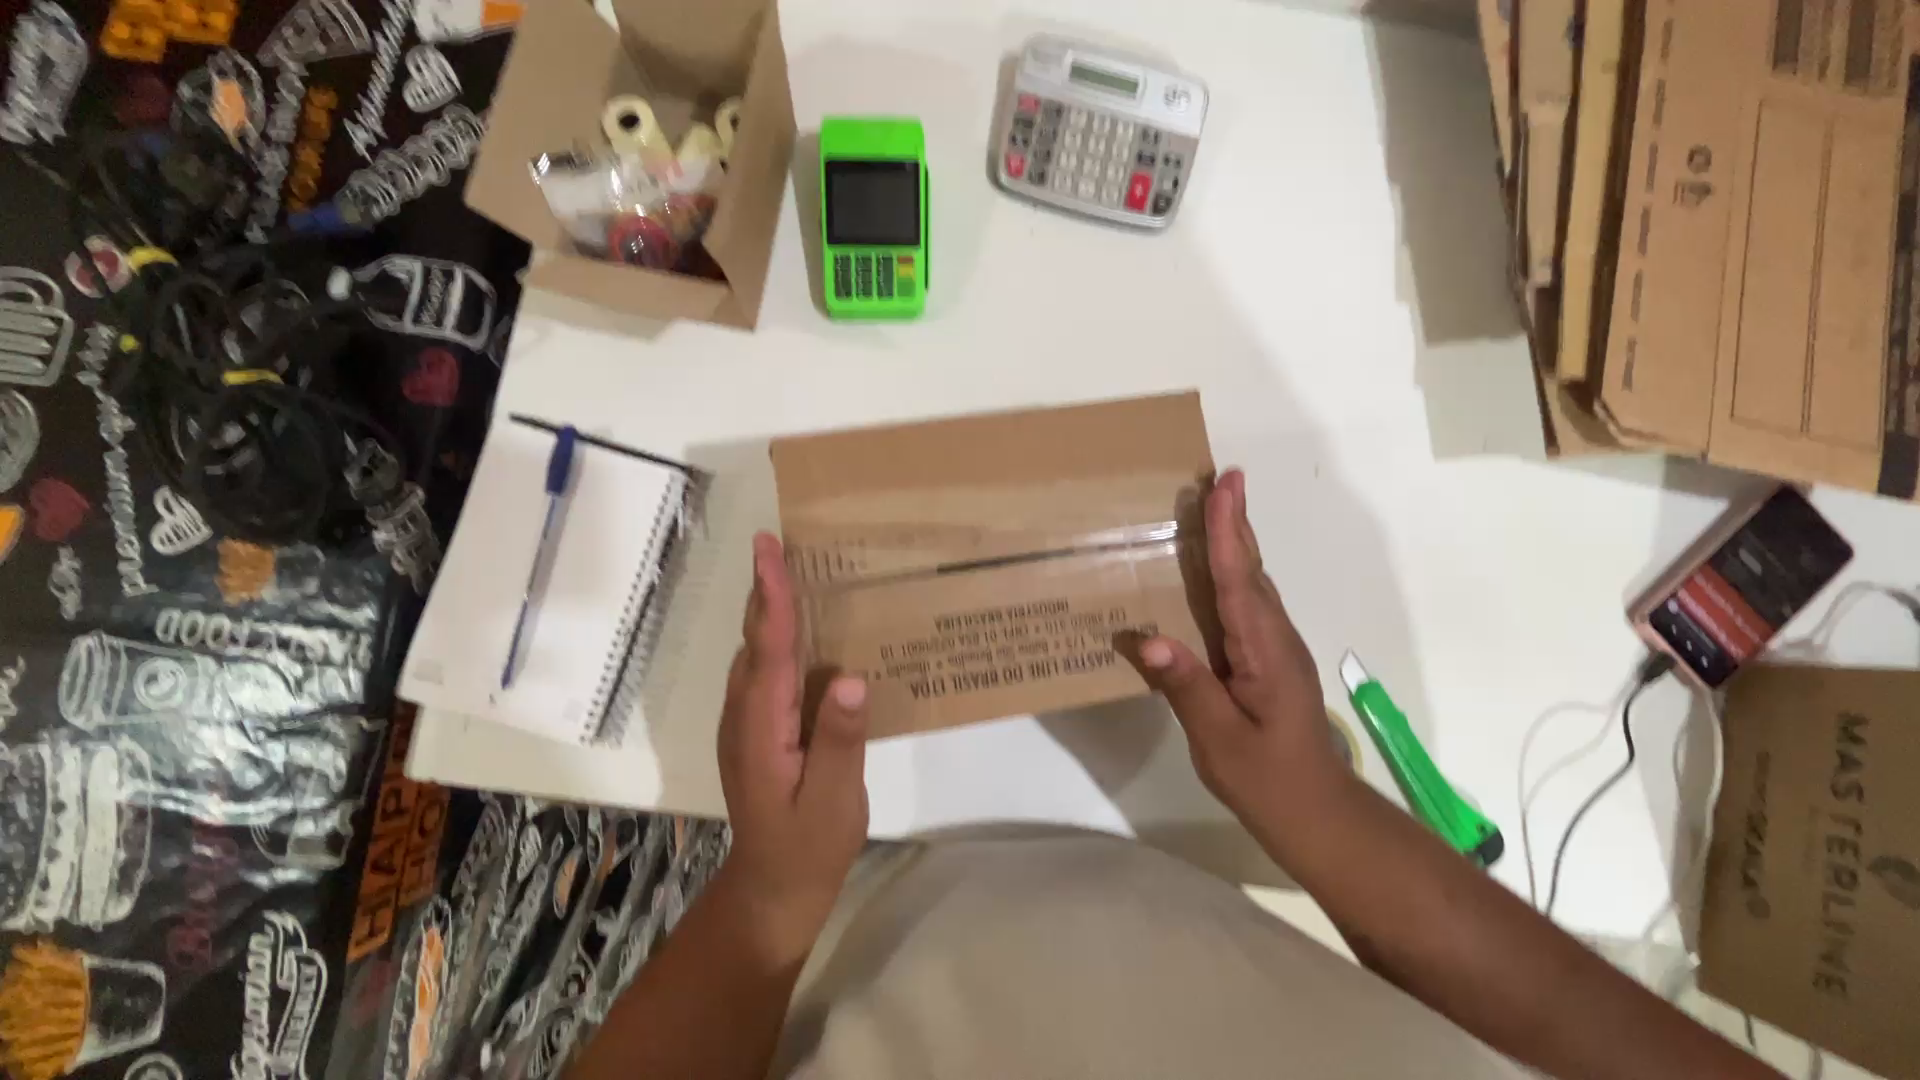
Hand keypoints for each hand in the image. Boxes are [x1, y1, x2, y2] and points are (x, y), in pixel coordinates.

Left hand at [714, 533, 870, 959]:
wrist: (773, 888)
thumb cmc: (807, 849)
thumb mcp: (833, 803)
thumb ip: (839, 741)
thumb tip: (848, 678)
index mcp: (761, 728)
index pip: (769, 650)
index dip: (772, 597)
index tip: (769, 550)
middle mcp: (745, 715)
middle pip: (755, 640)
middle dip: (766, 588)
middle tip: (782, 541)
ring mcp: (746, 722)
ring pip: (756, 653)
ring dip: (771, 608)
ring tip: (797, 569)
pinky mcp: (757, 730)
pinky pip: (765, 670)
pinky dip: (779, 636)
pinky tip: (805, 630)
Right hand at [1128, 469, 1352, 829]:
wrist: (1317, 815)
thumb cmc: (1268, 780)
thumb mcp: (1220, 739)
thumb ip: (1187, 686)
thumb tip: (1148, 638)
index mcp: (1264, 651)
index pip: (1239, 580)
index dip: (1228, 530)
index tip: (1225, 484)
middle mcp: (1275, 639)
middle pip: (1251, 570)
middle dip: (1235, 522)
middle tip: (1219, 479)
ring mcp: (1275, 650)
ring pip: (1252, 585)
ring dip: (1234, 544)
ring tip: (1213, 510)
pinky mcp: (1267, 663)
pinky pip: (1246, 606)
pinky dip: (1231, 575)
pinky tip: (1211, 576)